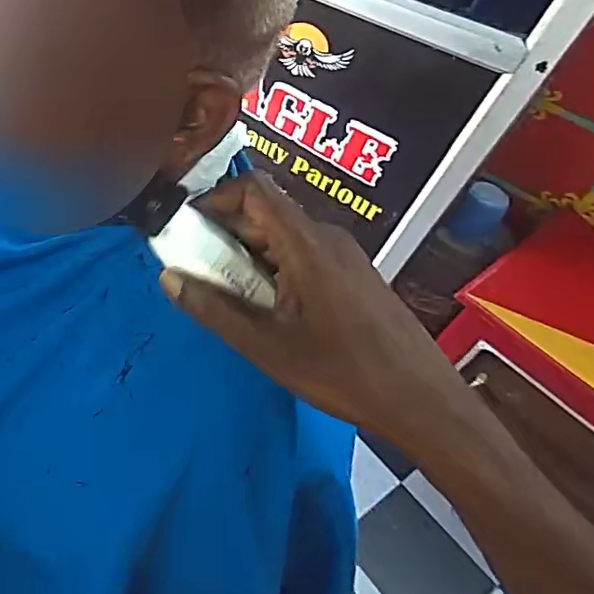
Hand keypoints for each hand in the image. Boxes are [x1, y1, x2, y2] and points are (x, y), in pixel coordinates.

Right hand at [159, 173, 469, 449]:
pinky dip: (272, 267)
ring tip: (230, 295)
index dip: (214, 199)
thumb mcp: (265, 345)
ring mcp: (344, 255)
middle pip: (264, 212)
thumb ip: (212, 308)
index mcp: (306, 244)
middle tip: (200, 271)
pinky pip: (301, 253)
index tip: (188, 229)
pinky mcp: (353, 274)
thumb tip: (168, 278)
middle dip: (223, 235)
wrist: (425, 404)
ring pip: (281, 235)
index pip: (253, 188)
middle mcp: (326, 238)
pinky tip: (268, 308)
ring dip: (247, 254)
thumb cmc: (344, 373)